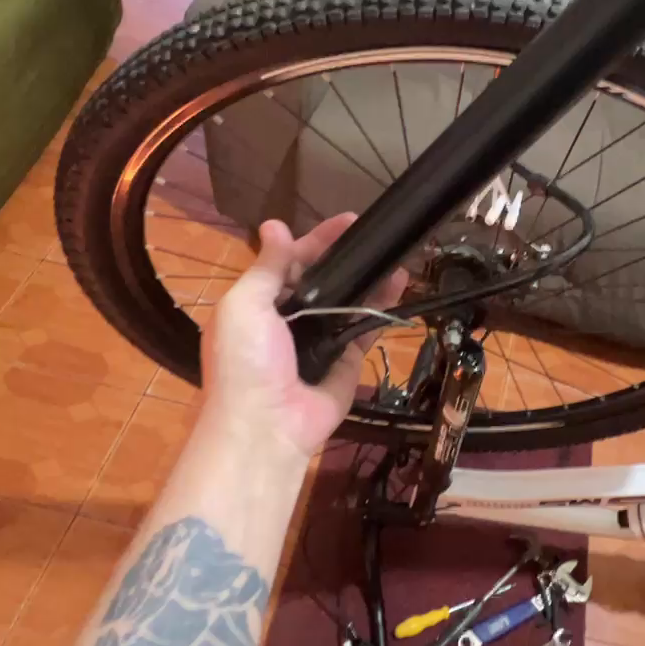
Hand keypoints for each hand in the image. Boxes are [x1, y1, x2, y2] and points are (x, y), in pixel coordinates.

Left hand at [199, 214, 406, 459]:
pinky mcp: (347, 359)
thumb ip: (266, 266)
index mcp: (260, 303)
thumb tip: (274, 225)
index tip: (348, 220)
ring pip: (350, 300)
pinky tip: (400, 285)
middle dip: (349, 256)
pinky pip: (366, 327)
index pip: (291, 261)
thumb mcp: (244, 305)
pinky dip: (383, 307)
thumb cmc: (246, 361)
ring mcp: (321, 339)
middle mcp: (291, 318)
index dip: (318, 240)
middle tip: (378, 234)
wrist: (267, 425)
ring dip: (371, 277)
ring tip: (396, 256)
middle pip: (325, 278)